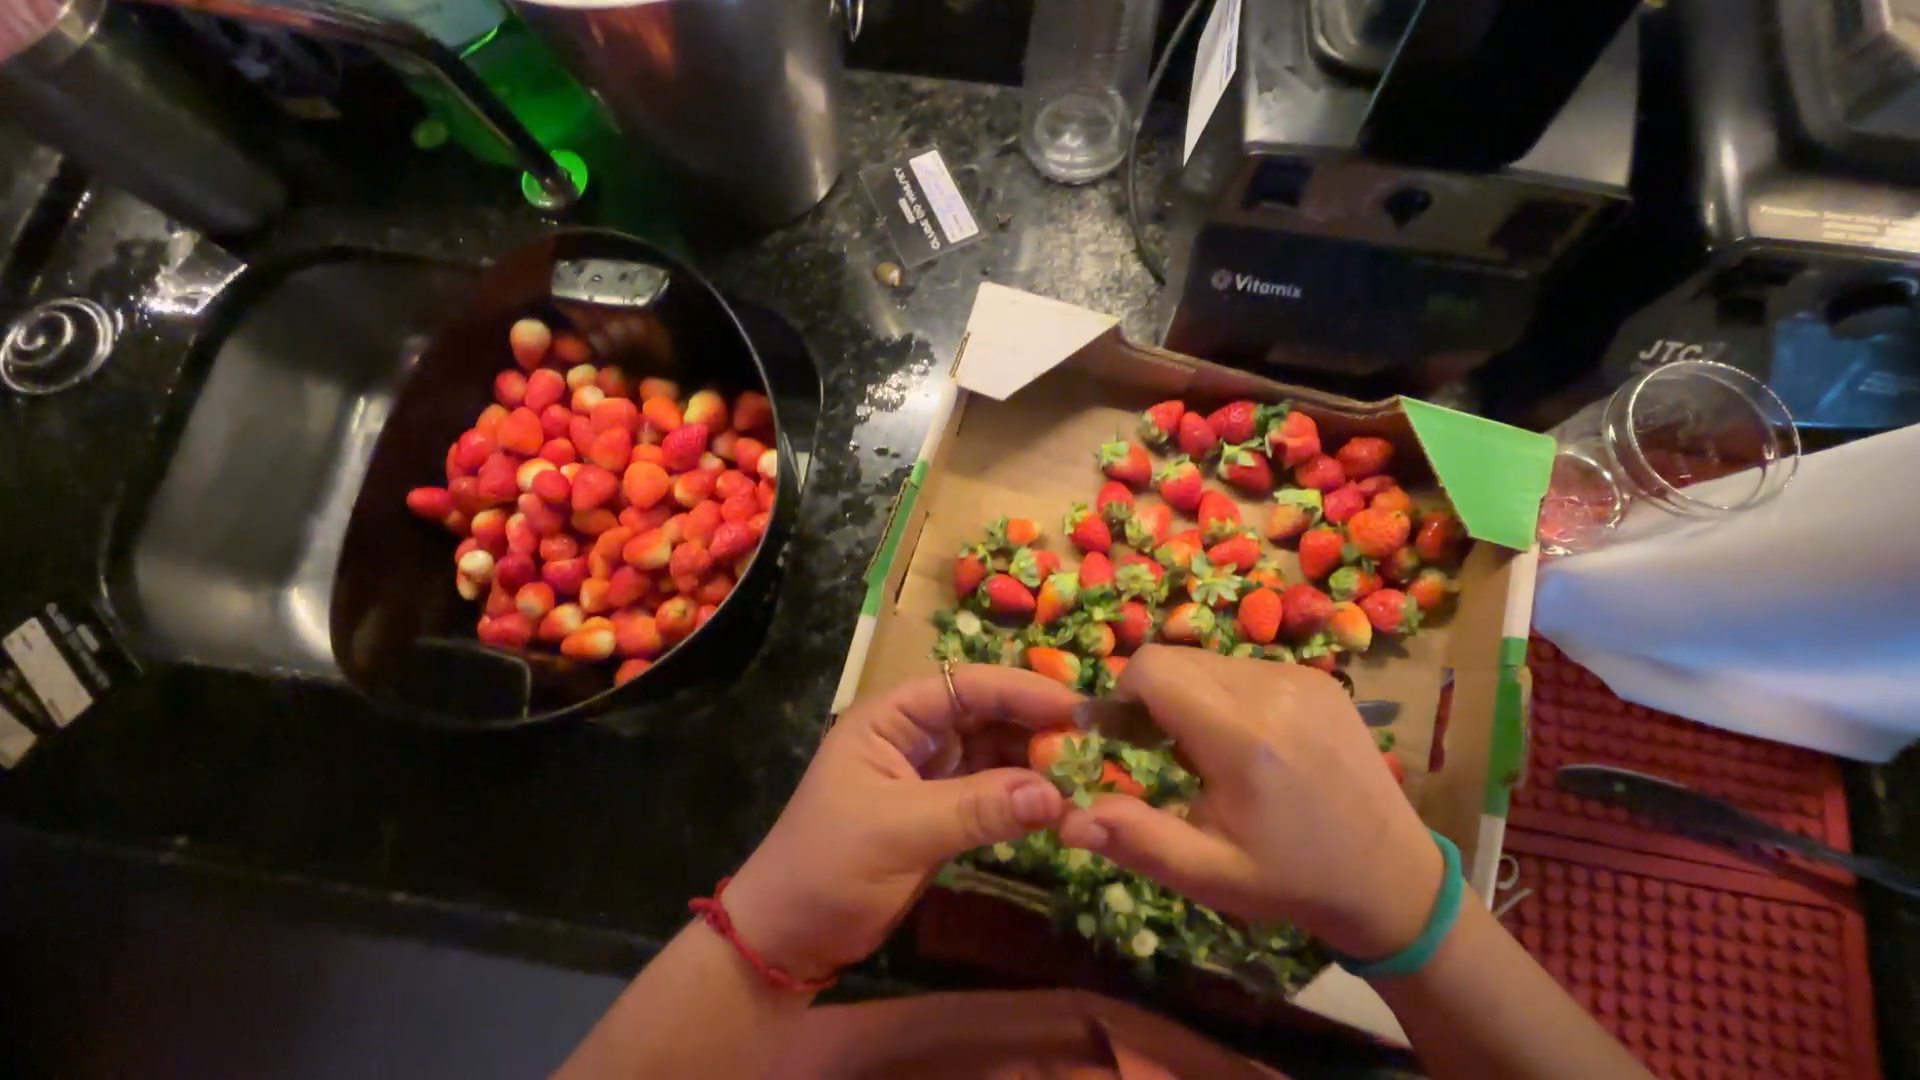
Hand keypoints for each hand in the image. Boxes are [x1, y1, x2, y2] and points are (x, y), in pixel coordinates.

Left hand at [722, 664, 1080, 980]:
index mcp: (891, 717)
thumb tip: (1057, 794)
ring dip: (1036, 764)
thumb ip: (977, 808)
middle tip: (1092, 747)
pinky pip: (994, 791)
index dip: (1019, 690)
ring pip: (996, 752)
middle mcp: (915, 734)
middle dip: (1036, 726)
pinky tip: (1058, 807)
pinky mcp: (944, 811)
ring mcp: (931, 773)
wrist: (788, 938)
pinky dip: (1025, 797)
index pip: (963, 685)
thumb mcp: (900, 831)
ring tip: (1085, 779)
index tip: (1074, 709)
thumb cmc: (828, 868)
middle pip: (987, 714)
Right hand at [1056, 646, 1442, 958]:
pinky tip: (1246, 740)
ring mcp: (1301, 678)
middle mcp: (1272, 690)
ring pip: (1206, 658)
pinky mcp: (1320, 678)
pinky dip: (1223, 692)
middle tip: (1161, 748)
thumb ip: (1135, 838)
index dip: (1123, 696)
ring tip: (1206, 748)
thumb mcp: (1208, 873)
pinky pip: (1243, 665)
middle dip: (1151, 695)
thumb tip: (1064, 818)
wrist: (1393, 878)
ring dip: (1188, 692)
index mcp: (1243, 738)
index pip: (1153, 668)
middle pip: (1175, 657)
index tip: (1125, 739)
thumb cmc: (1290, 880)